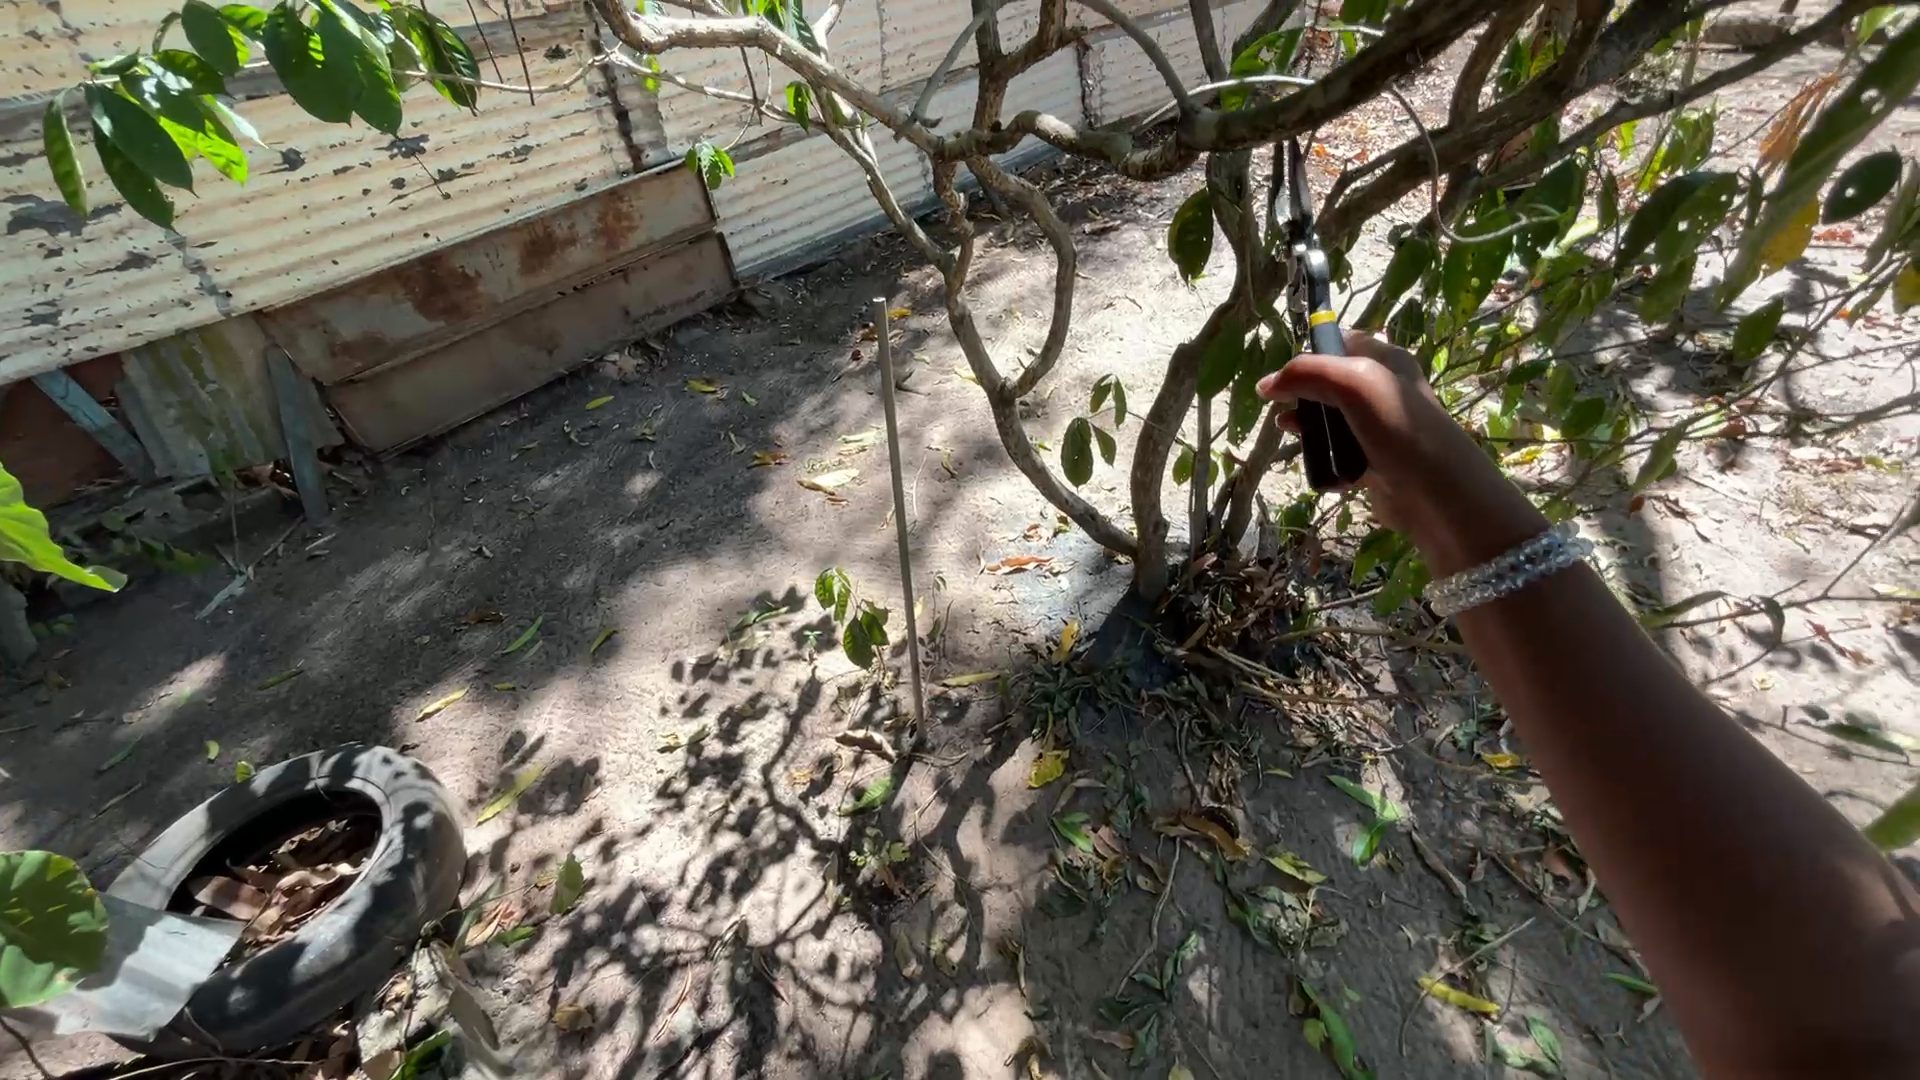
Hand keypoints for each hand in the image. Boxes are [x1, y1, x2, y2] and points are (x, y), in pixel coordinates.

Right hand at [1256, 330, 1548, 576]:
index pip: (1339, 343)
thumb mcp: (1354, 384)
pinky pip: (1336, 450)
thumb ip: (1308, 374)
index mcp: (1387, 360)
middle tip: (1285, 409)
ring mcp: (1377, 426)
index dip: (1308, 355)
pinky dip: (1322, 457)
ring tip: (1291, 435)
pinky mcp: (1371, 458)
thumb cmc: (1399, 430)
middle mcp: (1383, 388)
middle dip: (1300, 394)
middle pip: (1327, 382)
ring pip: (1327, 418)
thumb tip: (1266, 385)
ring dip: (1306, 427)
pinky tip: (1317, 465)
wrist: (1435, 495)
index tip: (1285, 377)